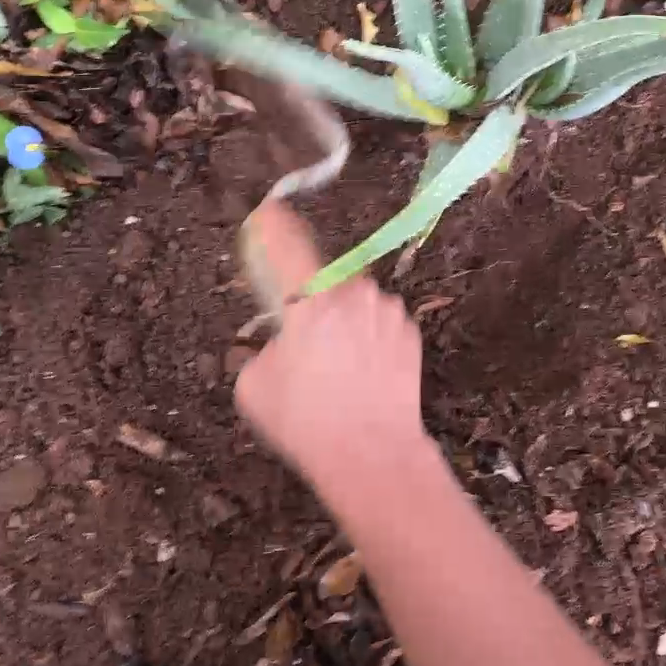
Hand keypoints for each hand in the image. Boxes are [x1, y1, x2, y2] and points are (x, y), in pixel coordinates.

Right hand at [234, 200, 428, 488]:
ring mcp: (388, 310)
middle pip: (326, 282)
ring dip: (344, 324)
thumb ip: (266, 346)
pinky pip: (380, 324)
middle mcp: (354, 293)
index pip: (289, 245)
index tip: (268, 210)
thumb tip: (283, 340)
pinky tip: (364, 376)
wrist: (373, 454)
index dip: (274, 226)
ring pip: (356, 305)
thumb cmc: (306, 421)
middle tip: (307, 347)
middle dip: (314, 304)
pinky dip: (370, 340)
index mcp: (311, 300)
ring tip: (338, 373)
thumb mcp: (256, 385)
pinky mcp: (410, 332)